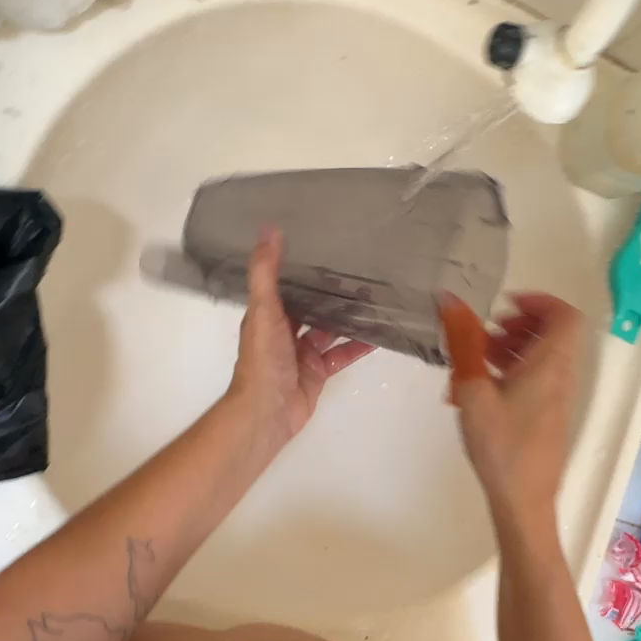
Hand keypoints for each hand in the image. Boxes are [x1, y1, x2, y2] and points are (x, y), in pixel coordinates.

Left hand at [227, 226, 375, 444]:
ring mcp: (303, 354)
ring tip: (374, 299)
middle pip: (311, 308)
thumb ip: (265, 271)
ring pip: (329, 331)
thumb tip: (269, 229)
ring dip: (348, 318)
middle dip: (332, 294)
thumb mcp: (263, 309)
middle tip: (360, 272)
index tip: (325, 248)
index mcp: (267, 315)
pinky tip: (378, 335)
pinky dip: (358, 347)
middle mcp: (285, 333)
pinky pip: (341, 355)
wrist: (267, 411)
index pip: (286, 286)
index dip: (302, 270)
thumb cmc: (262, 359)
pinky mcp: (318, 373)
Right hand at [441, 291, 583, 525]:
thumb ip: (463, 343)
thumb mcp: (474, 390)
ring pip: (541, 359)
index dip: (538, 301)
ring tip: (476, 362)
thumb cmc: (501, 444)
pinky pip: (534, 381)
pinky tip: (479, 390)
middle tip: (485, 334)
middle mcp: (560, 378)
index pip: (564, 315)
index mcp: (550, 365)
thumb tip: (451, 301)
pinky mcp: (545, 418)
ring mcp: (555, 400)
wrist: (523, 500)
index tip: (503, 307)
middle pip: (551, 335)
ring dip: (510, 350)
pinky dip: (511, 373)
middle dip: (517, 325)